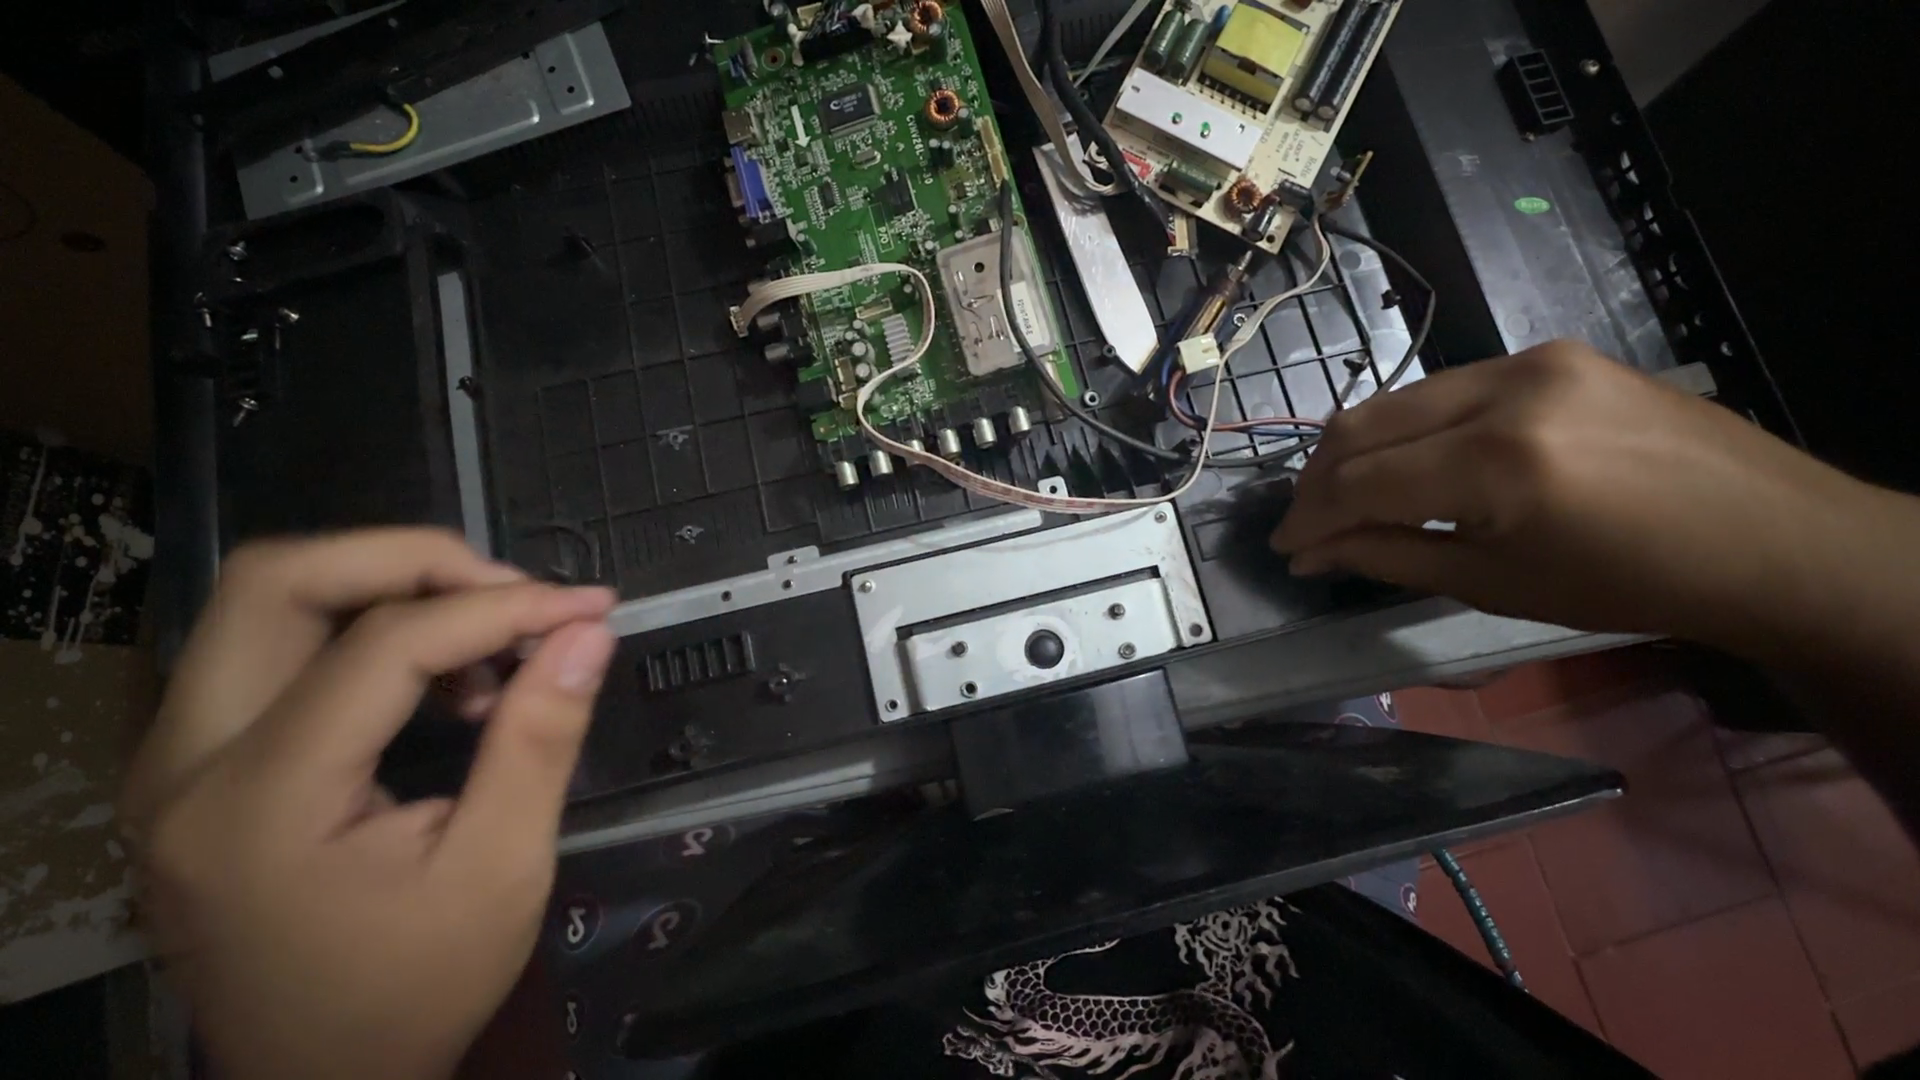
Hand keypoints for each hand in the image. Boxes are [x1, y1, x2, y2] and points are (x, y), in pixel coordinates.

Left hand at [121, 529, 615, 1079]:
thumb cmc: (415, 988)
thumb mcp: (502, 870)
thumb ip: (541, 740)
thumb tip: (588, 632)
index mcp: (260, 803)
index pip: (384, 646)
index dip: (501, 607)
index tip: (590, 606)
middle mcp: (185, 763)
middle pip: (278, 581)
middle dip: (416, 562)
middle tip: (516, 596)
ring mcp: (176, 760)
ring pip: (269, 600)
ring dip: (392, 592)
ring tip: (489, 649)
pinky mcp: (200, 764)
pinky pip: (277, 647)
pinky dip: (371, 633)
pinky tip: (444, 687)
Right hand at [1270, 341, 1919, 665]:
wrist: (1773, 540)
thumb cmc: (1631, 585)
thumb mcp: (1494, 585)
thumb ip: (1389, 557)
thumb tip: (1313, 552)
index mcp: (1501, 463)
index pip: (1362, 482)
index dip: (1310, 518)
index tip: (1285, 548)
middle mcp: (1509, 390)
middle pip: (1364, 425)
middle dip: (1319, 480)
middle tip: (1305, 524)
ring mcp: (1534, 360)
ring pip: (1398, 399)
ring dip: (1355, 450)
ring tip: (1342, 497)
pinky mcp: (1553, 353)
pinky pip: (1445, 388)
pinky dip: (1407, 428)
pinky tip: (1405, 463)